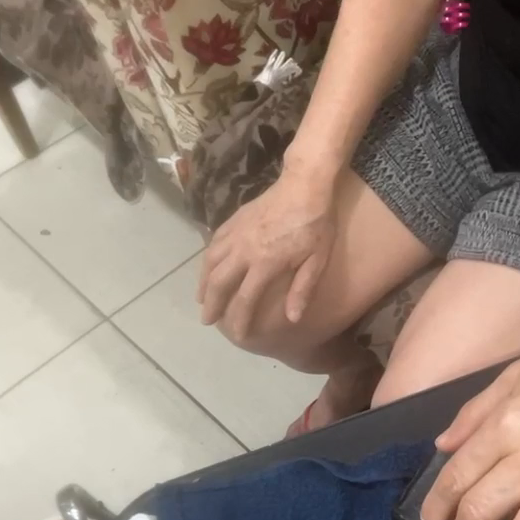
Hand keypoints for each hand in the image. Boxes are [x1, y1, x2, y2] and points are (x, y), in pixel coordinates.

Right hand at [198, 172, 336, 335]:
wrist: (304, 184)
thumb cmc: (317, 223)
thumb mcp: (318, 259)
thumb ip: (302, 289)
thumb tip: (293, 319)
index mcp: (265, 263)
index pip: (246, 299)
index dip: (240, 320)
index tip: (238, 336)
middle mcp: (244, 250)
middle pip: (219, 283)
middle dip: (212, 305)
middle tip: (207, 320)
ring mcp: (236, 234)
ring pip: (210, 262)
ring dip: (204, 283)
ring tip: (201, 298)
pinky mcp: (234, 220)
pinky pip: (214, 243)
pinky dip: (207, 259)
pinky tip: (208, 267)